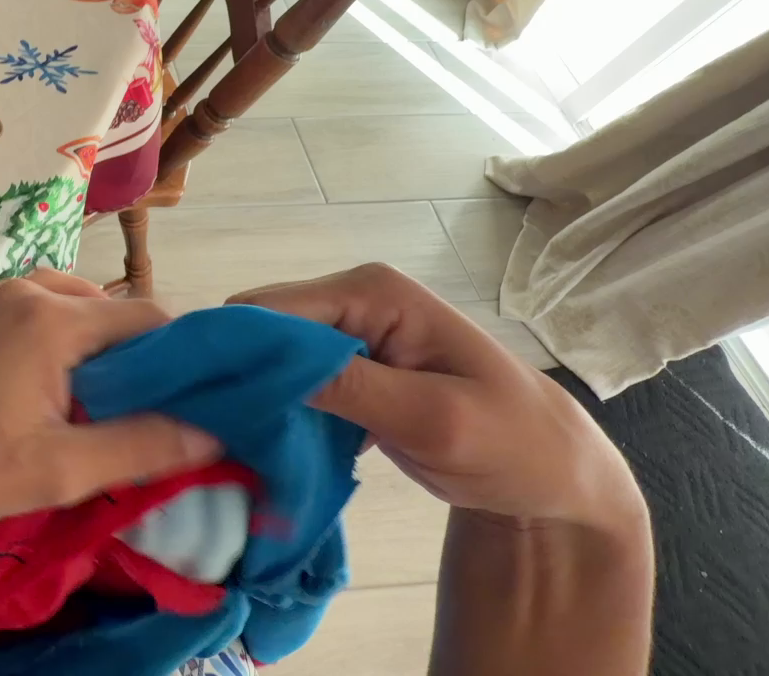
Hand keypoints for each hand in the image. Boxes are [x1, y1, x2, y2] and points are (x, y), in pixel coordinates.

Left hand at [0, 270, 221, 529]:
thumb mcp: (60, 470)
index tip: (199, 401)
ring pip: (87, 309)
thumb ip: (141, 447)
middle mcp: (32, 290)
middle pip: (117, 311)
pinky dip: (76, 340)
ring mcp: (4, 295)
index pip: (149, 317)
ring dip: (109, 350)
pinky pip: (53, 310)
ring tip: (114, 405)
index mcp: (53, 319)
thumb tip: (213, 432)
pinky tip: (70, 386)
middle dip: (146, 358)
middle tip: (156, 413)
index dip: (183, 358)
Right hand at [230, 264, 642, 532]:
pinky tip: (276, 436)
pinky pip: (288, 374)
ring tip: (248, 435)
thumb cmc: (513, 444)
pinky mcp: (345, 364)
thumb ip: (348, 385)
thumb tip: (261, 364)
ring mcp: (347, 330)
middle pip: (263, 325)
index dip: (240, 348)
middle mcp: (350, 297)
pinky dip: (278, 403)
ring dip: (259, 390)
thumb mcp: (435, 418)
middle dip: (245, 370)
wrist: (557, 478)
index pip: (274, 308)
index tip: (210, 399)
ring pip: (270, 351)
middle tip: (228, 426)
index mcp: (373, 291)